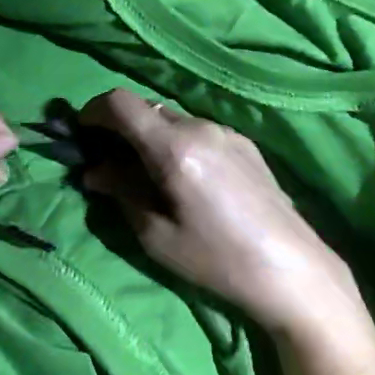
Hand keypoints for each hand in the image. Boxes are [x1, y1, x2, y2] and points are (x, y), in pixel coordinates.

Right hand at [78, 88, 362, 336]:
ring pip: (172, 119)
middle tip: (107, 162)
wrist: (294, 272)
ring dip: (148, 136)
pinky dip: (175, 143)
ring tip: (145, 174)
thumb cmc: (217, 260)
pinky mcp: (246, 145)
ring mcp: (227, 133)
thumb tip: (95, 171)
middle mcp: (201, 127)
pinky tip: (182, 178)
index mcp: (174, 148)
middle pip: (146, 108)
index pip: (120, 103)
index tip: (81, 134)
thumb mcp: (156, 235)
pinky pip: (197, 131)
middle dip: (118, 128)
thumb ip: (121, 192)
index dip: (92, 111)